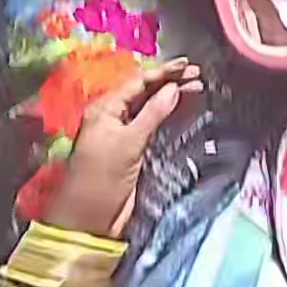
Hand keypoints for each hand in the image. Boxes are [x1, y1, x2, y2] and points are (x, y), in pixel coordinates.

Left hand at [45, 60, 202, 237]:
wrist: (88, 222)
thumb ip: (152, 114)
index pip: (138, 82)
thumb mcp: (128, 144)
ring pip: (151, 106)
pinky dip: (170, 114)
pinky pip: (154, 123)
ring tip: (197, 88)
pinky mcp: (133, 148)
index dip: (163, 72)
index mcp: (105, 108)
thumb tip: (174, 88)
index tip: (187, 65)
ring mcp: (124, 132)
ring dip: (173, 97)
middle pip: (145, 91)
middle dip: (171, 82)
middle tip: (197, 75)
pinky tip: (185, 107)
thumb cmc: (102, 179)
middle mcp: (114, 115)